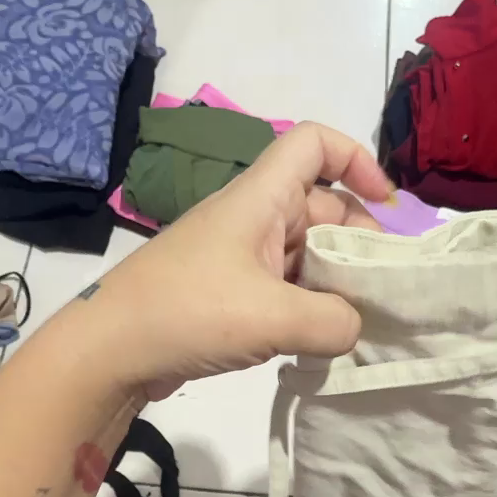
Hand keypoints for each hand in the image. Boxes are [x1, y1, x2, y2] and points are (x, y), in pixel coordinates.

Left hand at [73, 122, 393, 397]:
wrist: (108, 352)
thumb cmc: (188, 312)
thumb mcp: (272, 316)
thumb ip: (332, 321)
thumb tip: (354, 328)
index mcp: (259, 198)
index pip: (313, 143)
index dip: (356, 159)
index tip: (387, 207)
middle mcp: (252, 218)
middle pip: (322, 206)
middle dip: (360, 239)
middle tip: (387, 287)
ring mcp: (240, 258)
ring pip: (307, 252)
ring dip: (337, 280)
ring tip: (365, 320)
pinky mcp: (230, 294)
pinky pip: (285, 287)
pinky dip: (310, 306)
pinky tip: (325, 339)